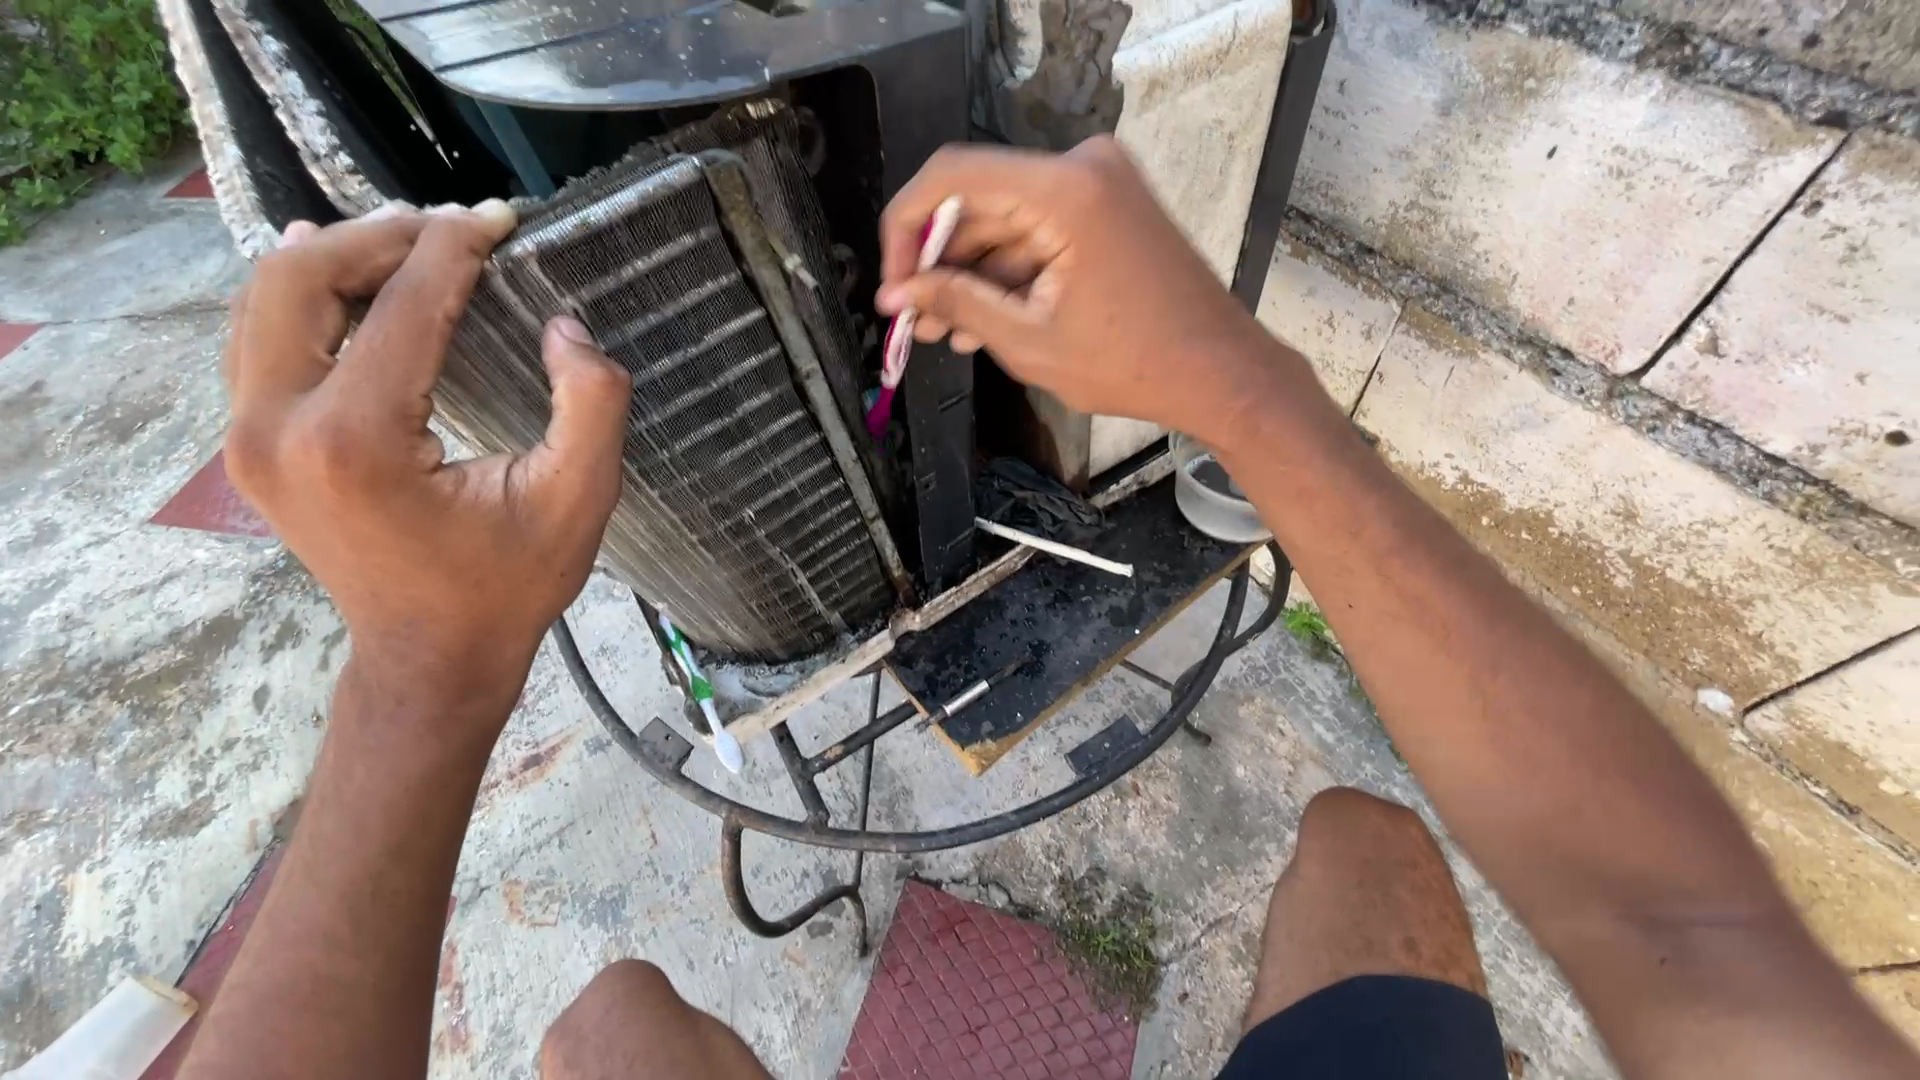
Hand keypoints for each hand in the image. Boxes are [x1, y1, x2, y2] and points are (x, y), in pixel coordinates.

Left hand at [223, 203, 631, 721]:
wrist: (434, 655)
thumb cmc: (511, 585)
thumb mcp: (579, 499)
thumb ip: (592, 404)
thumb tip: (565, 328)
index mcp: (356, 440)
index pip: (404, 307)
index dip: (456, 250)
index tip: (498, 217)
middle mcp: (277, 427)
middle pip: (300, 280)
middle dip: (381, 238)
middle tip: (453, 228)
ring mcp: (249, 438)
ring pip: (268, 301)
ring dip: (342, 261)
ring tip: (412, 244)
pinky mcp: (254, 446)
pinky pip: (266, 339)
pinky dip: (313, 298)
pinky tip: (351, 283)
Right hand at [876, 136, 1282, 440]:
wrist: (1219, 372)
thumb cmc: (1137, 364)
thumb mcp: (1029, 341)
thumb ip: (957, 303)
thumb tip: (899, 292)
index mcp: (1065, 191)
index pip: (953, 177)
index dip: (908, 226)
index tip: (894, 279)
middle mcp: (1083, 169)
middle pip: (979, 200)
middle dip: (939, 262)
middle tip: (913, 316)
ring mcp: (1099, 186)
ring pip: (1006, 222)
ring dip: (971, 274)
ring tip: (942, 328)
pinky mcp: (1106, 210)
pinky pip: (1038, 232)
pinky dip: (1008, 272)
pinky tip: (982, 317)